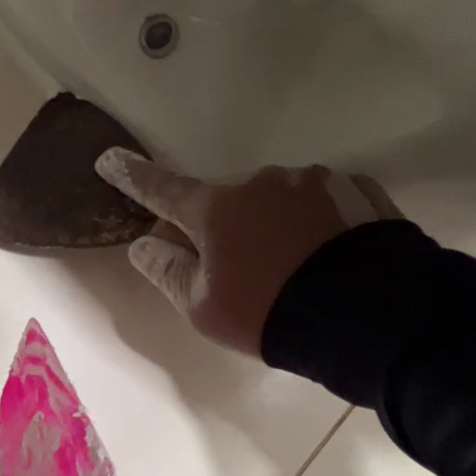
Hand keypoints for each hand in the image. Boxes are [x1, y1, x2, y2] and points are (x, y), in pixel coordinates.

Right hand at [95, 150, 401, 356]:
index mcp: (216, 208)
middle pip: (223, 199)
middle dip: (216, 224)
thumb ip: (168, 271)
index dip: (133, 178)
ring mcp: (312, 180)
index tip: (110, 161)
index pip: (162, 190)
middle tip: (226, 268)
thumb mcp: (202, 307)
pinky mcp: (355, 190)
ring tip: (284, 270)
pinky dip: (306, 224)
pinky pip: (314, 204)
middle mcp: (261, 181)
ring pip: (272, 199)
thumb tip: (143, 245)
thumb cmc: (266, 312)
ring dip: (266, 224)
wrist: (365, 313)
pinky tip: (316, 256)